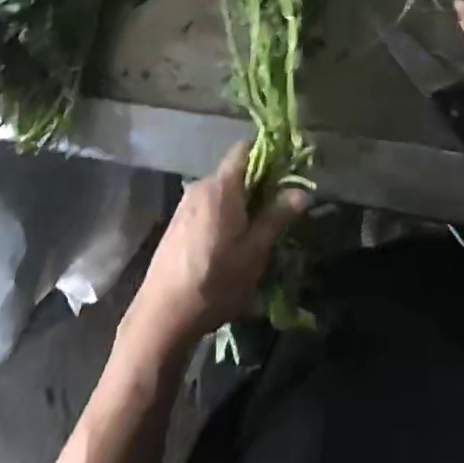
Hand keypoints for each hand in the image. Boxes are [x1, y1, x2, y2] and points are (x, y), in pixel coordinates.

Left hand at [124, 141, 307, 349]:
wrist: (162, 315)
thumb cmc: (215, 281)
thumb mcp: (254, 252)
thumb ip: (276, 217)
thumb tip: (301, 191)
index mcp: (222, 187)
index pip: (245, 148)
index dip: (267, 154)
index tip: (286, 171)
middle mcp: (200, 186)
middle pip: (234, 171)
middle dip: (258, 185)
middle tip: (278, 209)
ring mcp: (185, 204)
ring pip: (221, 191)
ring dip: (241, 203)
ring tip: (256, 233)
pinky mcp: (176, 223)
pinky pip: (207, 207)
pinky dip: (223, 215)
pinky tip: (230, 245)